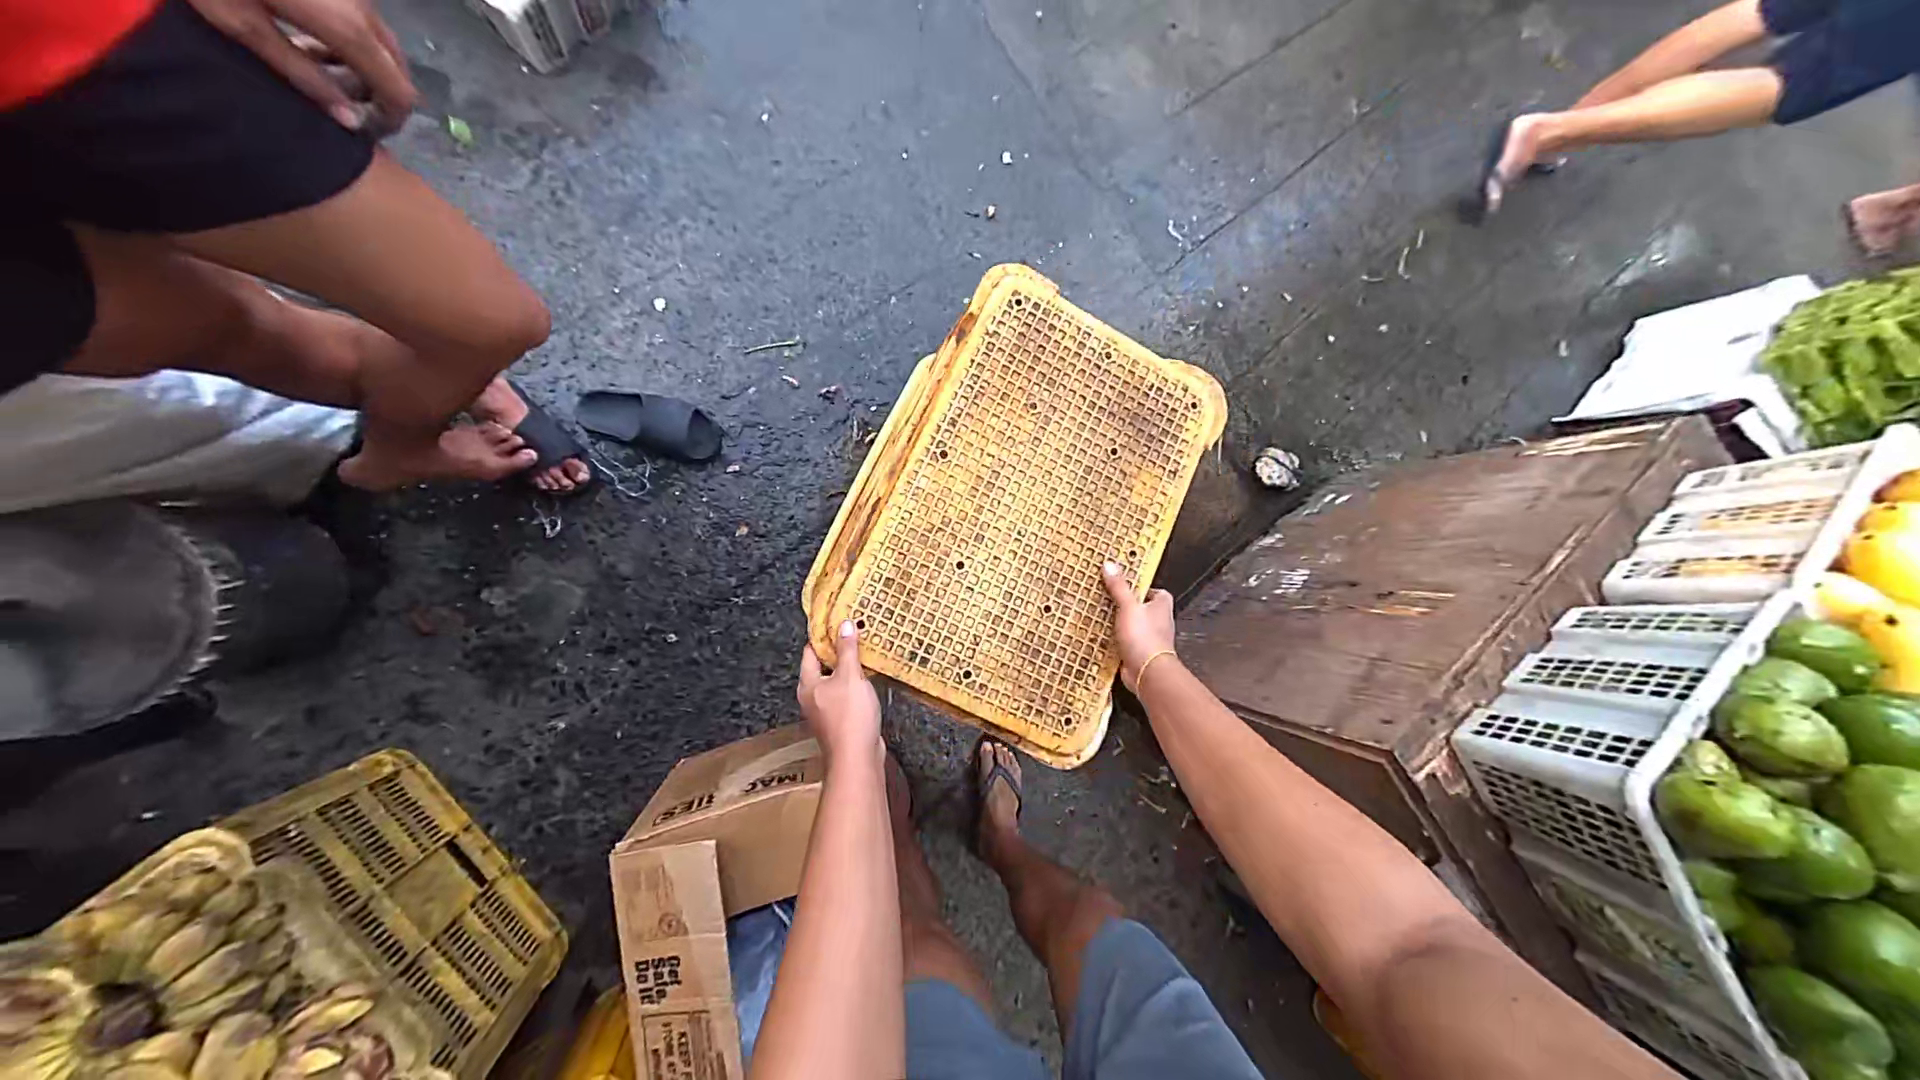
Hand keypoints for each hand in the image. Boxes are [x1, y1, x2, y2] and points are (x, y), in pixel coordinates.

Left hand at [184, 0, 415, 134]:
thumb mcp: (242, 23)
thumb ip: (303, 75)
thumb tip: (352, 122)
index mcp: (349, 31)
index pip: (399, 93)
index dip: (392, 119)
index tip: (367, 130)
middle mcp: (363, 12)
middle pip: (397, 69)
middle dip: (380, 93)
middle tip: (341, 101)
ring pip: (382, 45)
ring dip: (365, 66)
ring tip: (317, 66)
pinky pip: (362, 22)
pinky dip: (352, 42)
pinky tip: (312, 36)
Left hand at [798, 621, 882, 765]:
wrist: (857, 757)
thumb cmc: (849, 715)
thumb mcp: (850, 676)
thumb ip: (847, 650)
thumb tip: (844, 624)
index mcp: (808, 684)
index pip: (810, 652)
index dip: (822, 636)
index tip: (837, 622)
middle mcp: (812, 697)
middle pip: (822, 667)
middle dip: (837, 652)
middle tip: (853, 635)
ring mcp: (825, 711)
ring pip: (834, 683)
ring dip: (847, 670)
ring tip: (863, 655)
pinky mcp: (840, 722)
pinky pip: (844, 696)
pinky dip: (854, 686)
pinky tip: (867, 682)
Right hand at [1101, 561, 1175, 691]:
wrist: (1148, 673)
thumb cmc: (1144, 637)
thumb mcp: (1128, 606)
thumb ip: (1119, 587)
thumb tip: (1110, 564)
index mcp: (1161, 606)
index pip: (1155, 591)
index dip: (1142, 587)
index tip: (1125, 583)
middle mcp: (1159, 621)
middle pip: (1142, 608)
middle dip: (1126, 604)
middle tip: (1107, 598)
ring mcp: (1149, 638)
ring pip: (1133, 625)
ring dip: (1119, 622)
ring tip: (1100, 615)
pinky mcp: (1138, 652)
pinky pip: (1125, 641)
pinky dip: (1115, 639)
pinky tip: (1102, 636)